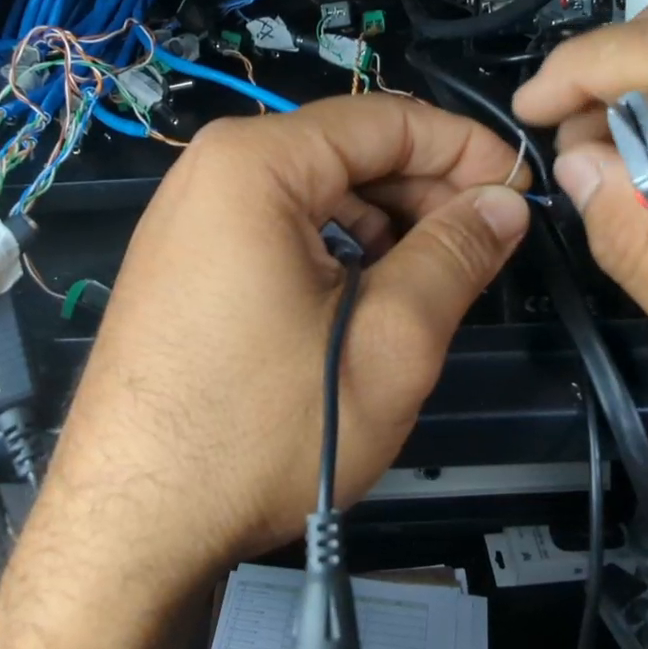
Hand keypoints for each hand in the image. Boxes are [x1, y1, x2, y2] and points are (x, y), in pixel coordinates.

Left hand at [0, 94, 531, 648]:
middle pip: (348, 151)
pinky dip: (337, 247)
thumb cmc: (258, 431)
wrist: (128, 528)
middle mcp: (212, 170)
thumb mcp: (386, 343)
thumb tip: (505, 205)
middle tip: (485, 243)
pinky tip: (368, 294)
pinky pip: (279, 227)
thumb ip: (455, 256)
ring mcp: (189, 216)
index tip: (519, 190)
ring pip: (316, 192)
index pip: (385, 119)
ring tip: (433, 277)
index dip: (465, 149)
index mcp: (255, 163)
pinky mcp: (184, 260)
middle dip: (426, 190)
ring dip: (386, 222)